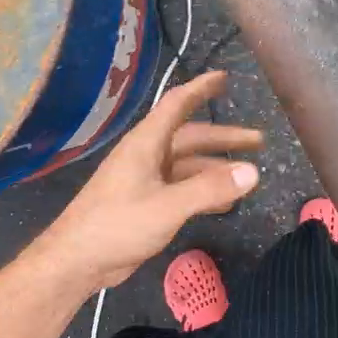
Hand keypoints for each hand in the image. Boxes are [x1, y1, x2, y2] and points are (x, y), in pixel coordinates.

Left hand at [30, 71, 261, 291]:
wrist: (78, 259)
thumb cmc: (117, 224)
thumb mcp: (167, 206)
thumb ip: (209, 189)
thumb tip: (253, 172)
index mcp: (146, 143)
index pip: (177, 104)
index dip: (200, 88)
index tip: (225, 77)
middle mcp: (147, 155)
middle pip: (190, 137)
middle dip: (223, 138)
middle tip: (258, 140)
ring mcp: (146, 179)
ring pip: (187, 165)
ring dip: (216, 168)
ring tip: (249, 174)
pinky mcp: (146, 202)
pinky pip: (181, 188)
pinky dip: (204, 190)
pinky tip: (225, 201)